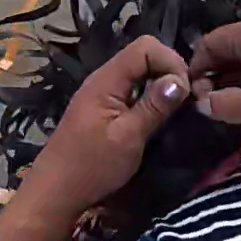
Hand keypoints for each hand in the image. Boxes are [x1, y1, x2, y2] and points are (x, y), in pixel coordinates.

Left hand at [22, 36, 190, 215]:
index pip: (145, 47)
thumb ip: (154, 106)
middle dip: (168, 71)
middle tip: (184, 100)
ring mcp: (103, 93)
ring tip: (176, 109)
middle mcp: (104, 79)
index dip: (170, 61)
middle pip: (143, 55)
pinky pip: (132, 90)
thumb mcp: (128, 138)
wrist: (55, 193)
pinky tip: (158, 117)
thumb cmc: (91, 167)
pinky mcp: (104, 108)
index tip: (184, 91)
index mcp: (106, 80)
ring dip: (160, 85)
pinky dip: (149, 97)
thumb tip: (182, 80)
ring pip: (139, 73)